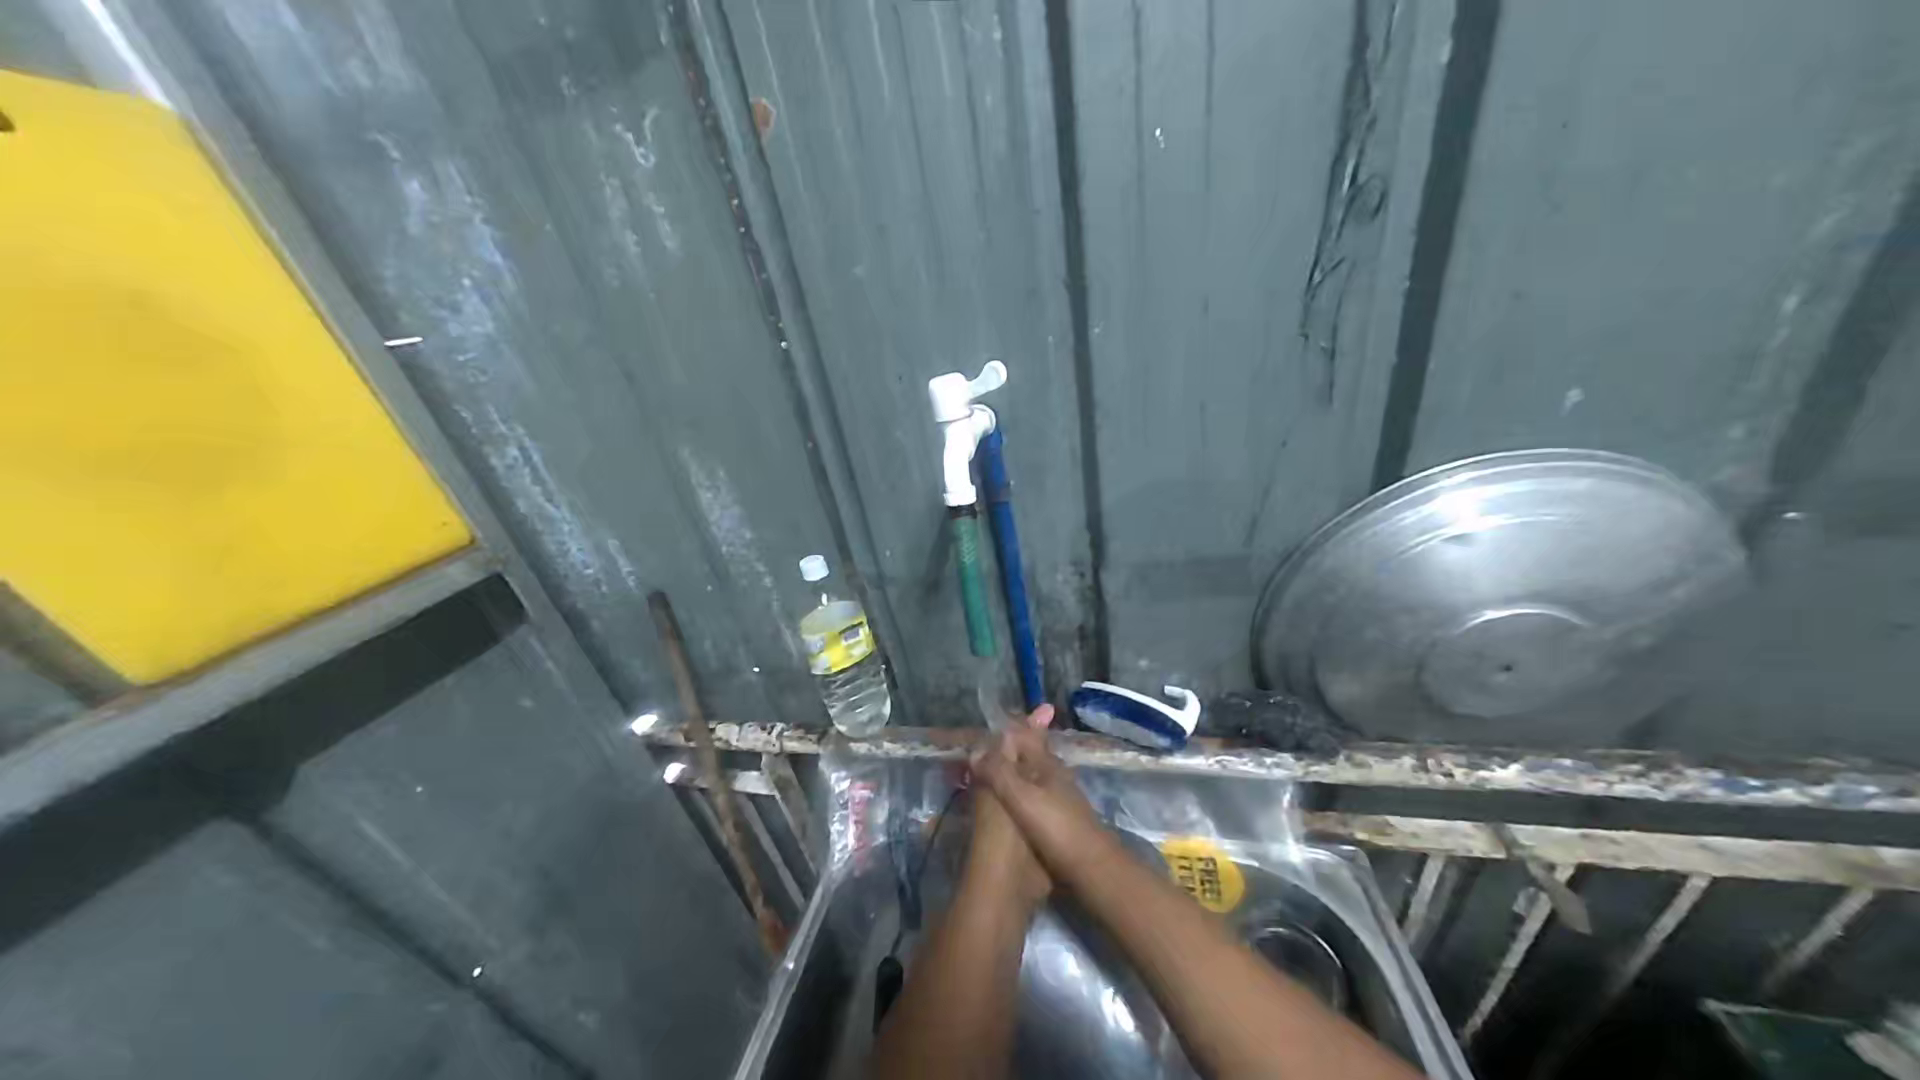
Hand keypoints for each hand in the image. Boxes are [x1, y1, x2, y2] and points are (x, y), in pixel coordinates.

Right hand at [969, 706, 1107, 881]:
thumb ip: (998, 773)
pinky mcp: (1059, 818)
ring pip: (1030, 775)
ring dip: (1012, 772)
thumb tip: (975, 750)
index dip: (1007, 728)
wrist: (1092, 868)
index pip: (1025, 735)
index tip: (985, 728)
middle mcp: (1054, 774)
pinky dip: (1017, 793)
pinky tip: (1007, 804)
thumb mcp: (1021, 798)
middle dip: (1007, 749)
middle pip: (1028, 754)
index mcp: (1046, 764)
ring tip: (989, 775)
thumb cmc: (1056, 829)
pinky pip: (1032, 796)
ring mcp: (1059, 797)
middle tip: (981, 751)